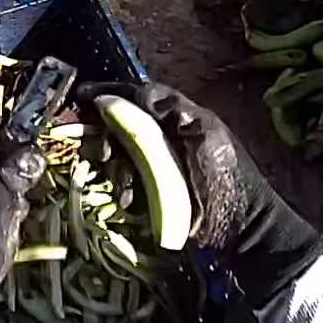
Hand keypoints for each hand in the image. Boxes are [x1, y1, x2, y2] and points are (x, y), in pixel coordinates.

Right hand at [88, 83, 322, 306]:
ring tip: (128, 189)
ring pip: (120, 155)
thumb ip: (169, 108)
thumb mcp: (203, 133)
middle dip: (107, 136)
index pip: (138, 96)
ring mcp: (156, 166)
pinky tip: (131, 202)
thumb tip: (130, 93)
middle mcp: (164, 137)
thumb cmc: (225, 176)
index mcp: (178, 117)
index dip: (111, 93)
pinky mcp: (150, 193)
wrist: (240, 229)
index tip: (82, 96)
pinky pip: (125, 183)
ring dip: (118, 169)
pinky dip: (124, 190)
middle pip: (122, 125)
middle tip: (101, 152)